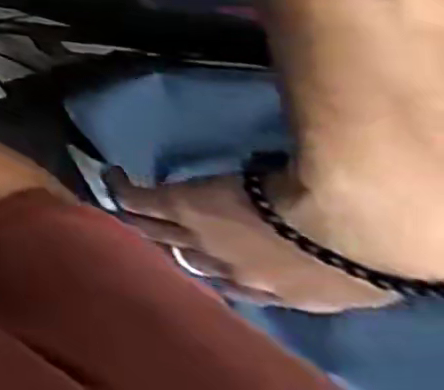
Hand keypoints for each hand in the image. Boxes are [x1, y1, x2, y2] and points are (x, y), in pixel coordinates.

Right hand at [108, 169, 398, 312]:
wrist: (336, 228)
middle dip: (165, 247)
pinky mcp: (176, 205)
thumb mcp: (337, 279)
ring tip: (118, 204)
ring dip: (134, 219)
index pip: (229, 285)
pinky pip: (136, 199)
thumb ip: (305, 272)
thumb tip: (289, 257)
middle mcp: (226, 270)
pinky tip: (112, 173)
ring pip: (152, 230)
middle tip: (148, 232)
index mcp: (270, 292)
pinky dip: (121, 187)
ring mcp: (196, 236)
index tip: (202, 257)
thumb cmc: (355, 256)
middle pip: (183, 259)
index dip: (214, 271)